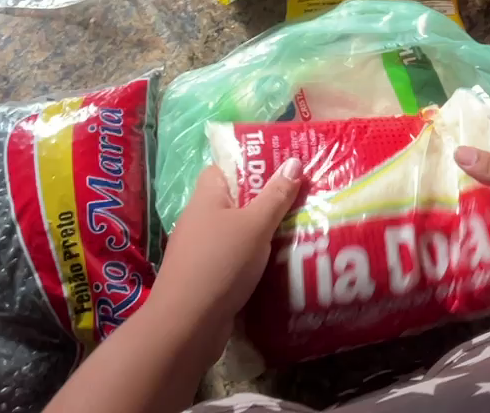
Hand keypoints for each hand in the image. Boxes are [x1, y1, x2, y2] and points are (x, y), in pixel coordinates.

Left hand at [150, 157, 303, 346]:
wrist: (187, 327)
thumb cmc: (221, 263)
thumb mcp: (256, 225)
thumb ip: (276, 195)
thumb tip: (294, 161)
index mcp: (207, 196)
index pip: (228, 167)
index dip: (254, 163)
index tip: (284, 165)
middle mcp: (202, 217)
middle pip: (238, 198)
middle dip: (269, 198)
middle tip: (302, 195)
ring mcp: (203, 248)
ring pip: (241, 230)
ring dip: (266, 231)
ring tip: (301, 225)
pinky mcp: (209, 276)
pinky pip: (238, 256)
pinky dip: (257, 257)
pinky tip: (282, 260)